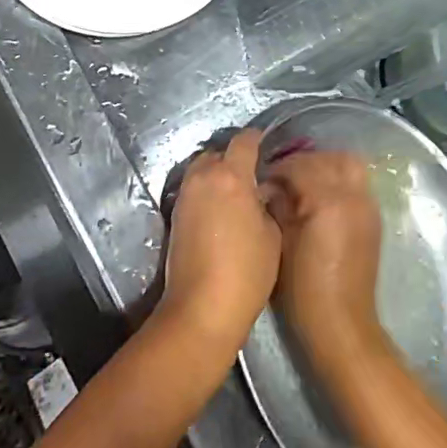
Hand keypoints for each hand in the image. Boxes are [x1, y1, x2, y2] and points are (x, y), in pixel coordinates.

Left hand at [158, 130, 280, 350]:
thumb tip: (259, 192)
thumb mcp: (271, 234)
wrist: (202, 309)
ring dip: (217, 173)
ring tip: (236, 191)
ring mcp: (185, 197)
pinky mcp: (174, 216)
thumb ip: (265, 203)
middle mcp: (203, 179)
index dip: (257, 139)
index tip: (266, 142)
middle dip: (234, 157)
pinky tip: (221, 210)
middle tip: (253, 172)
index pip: (244, 142)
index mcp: (231, 177)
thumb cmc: (246, 271)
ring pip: (201, 170)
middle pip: (217, 153)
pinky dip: (206, 191)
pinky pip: (193, 190)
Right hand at [264, 149, 387, 363]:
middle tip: (283, 179)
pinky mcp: (373, 218)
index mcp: (328, 200)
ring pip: (349, 165)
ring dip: (325, 167)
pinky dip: (339, 180)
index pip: (301, 166)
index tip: (263, 180)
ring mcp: (367, 206)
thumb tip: (271, 188)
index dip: (278, 169)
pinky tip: (320, 199)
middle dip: (304, 162)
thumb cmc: (303, 289)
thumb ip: (278, 207)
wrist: (342, 324)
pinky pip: (357, 183)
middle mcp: (353, 195)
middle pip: (330, 158)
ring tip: (303, 185)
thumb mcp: (281, 244)